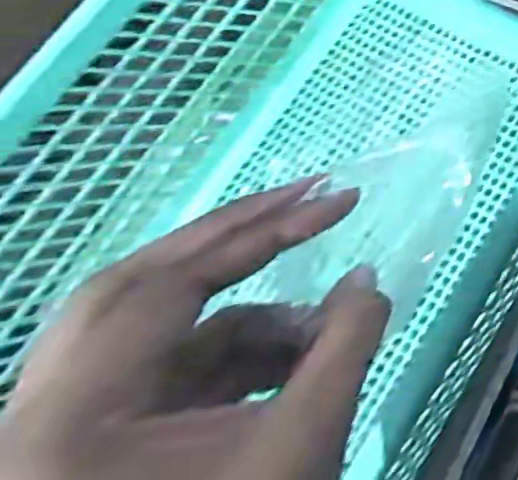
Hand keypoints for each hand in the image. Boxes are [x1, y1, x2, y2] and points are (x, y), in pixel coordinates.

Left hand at [0, 178, 391, 479]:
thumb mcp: (306, 433)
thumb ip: (347, 340)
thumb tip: (362, 278)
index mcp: (63, 423)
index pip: (166, 286)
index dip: (264, 230)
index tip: (344, 197)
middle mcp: (30, 421)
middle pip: (131, 287)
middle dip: (234, 235)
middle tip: (314, 194)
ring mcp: (52, 435)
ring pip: (153, 329)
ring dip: (249, 313)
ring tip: (321, 328)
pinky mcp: (88, 446)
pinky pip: (167, 368)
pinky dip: (239, 352)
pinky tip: (295, 364)